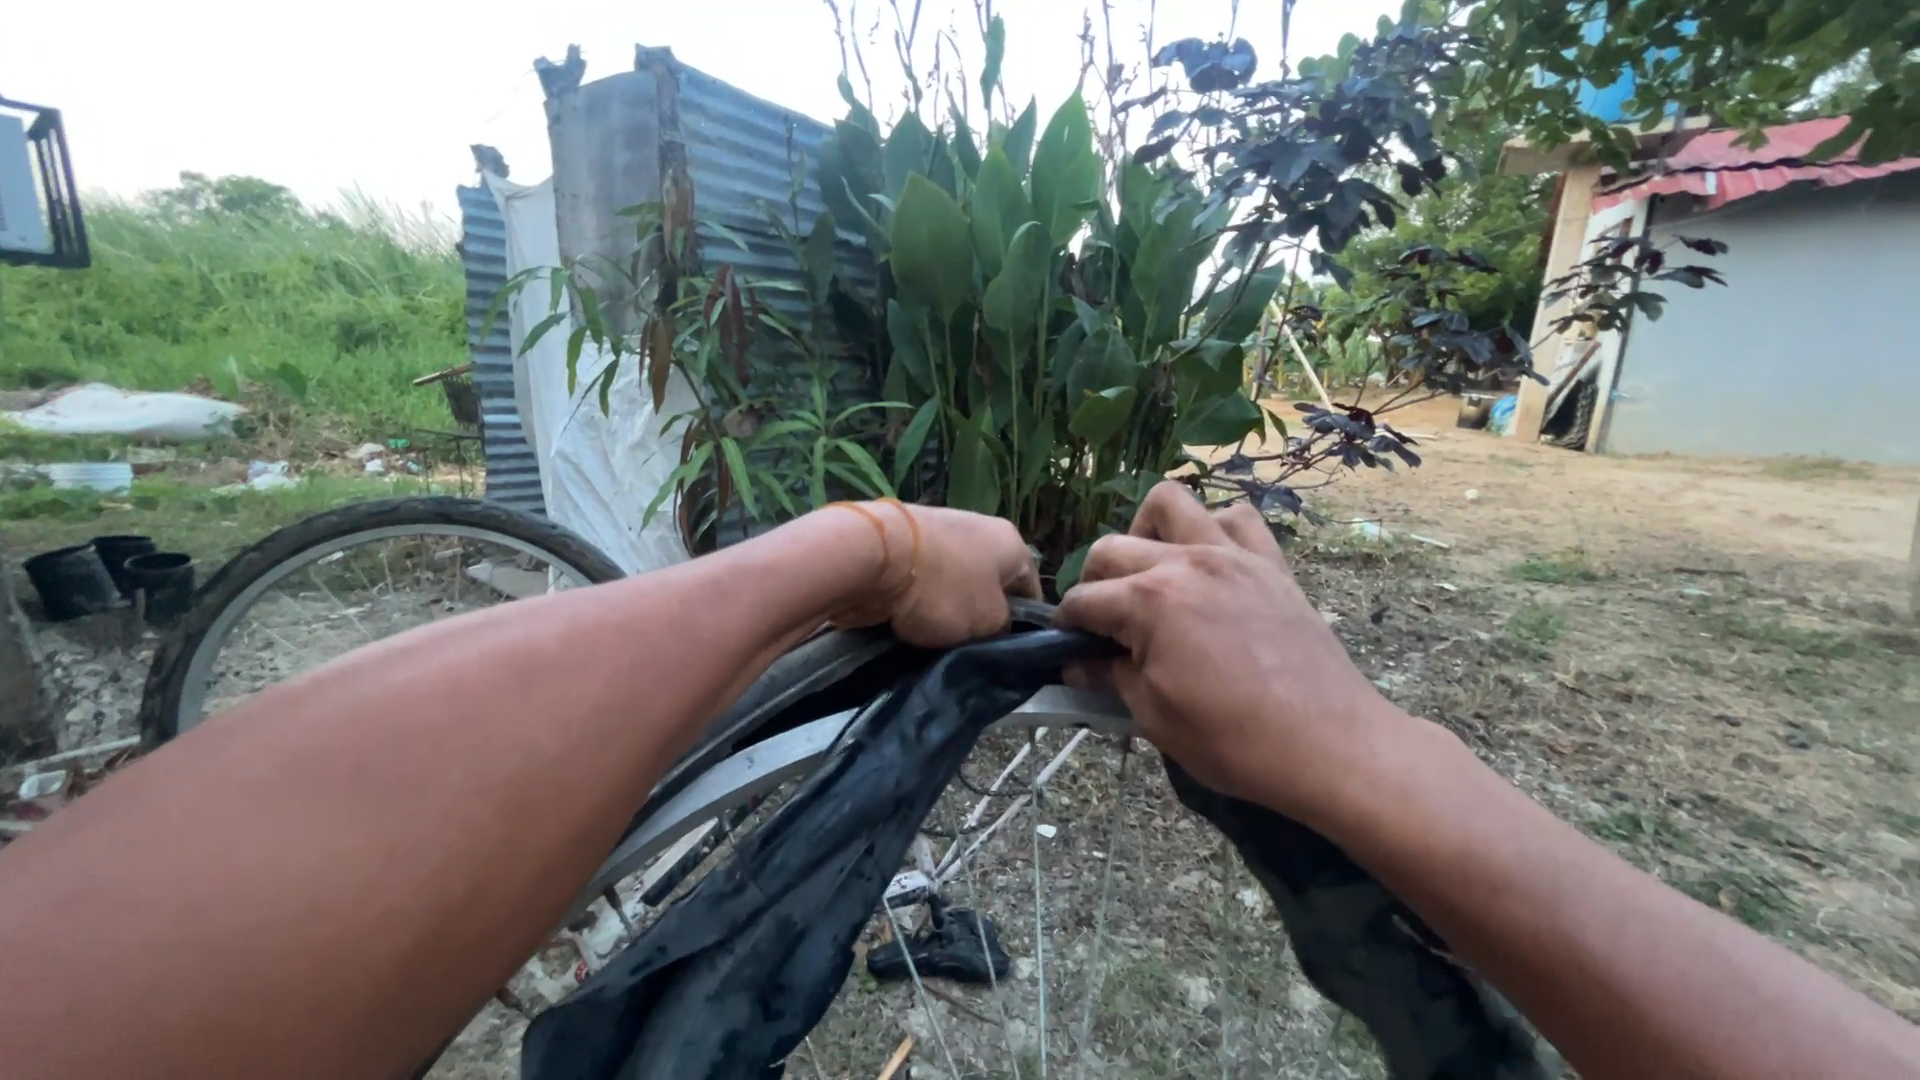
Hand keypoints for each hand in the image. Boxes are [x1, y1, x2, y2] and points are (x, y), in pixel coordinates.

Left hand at [829, 502, 1040, 647]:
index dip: (1026, 624)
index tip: (1012, 651)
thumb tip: (998, 626)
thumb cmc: (943, 588)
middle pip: (989, 585)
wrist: (871, 556)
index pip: (1030, 589)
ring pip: (955, 584)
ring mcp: (941, 531)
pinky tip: (910, 621)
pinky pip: (923, 580)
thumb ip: (1004, 627)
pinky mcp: (906, 541)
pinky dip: (919, 599)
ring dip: (948, 609)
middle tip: (971, 649)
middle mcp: (980, 529)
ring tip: (938, 640)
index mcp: (1011, 542)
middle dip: (981, 617)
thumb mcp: (988, 622)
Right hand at [1055, 482, 1407, 819]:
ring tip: (1153, 573)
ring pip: (1171, 504)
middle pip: (1113, 547)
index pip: (1084, 600)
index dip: (1066, 623)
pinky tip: (1210, 564)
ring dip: (1147, 532)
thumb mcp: (1154, 716)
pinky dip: (1214, 529)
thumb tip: (1076, 666)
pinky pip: (1237, 518)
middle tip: (1104, 621)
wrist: (1329, 746)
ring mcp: (1231, 555)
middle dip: (1094, 581)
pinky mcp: (1270, 562)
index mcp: (1149, 601)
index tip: (1066, 645)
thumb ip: (1109, 677)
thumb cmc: (1233, 740)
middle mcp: (1185, 562)